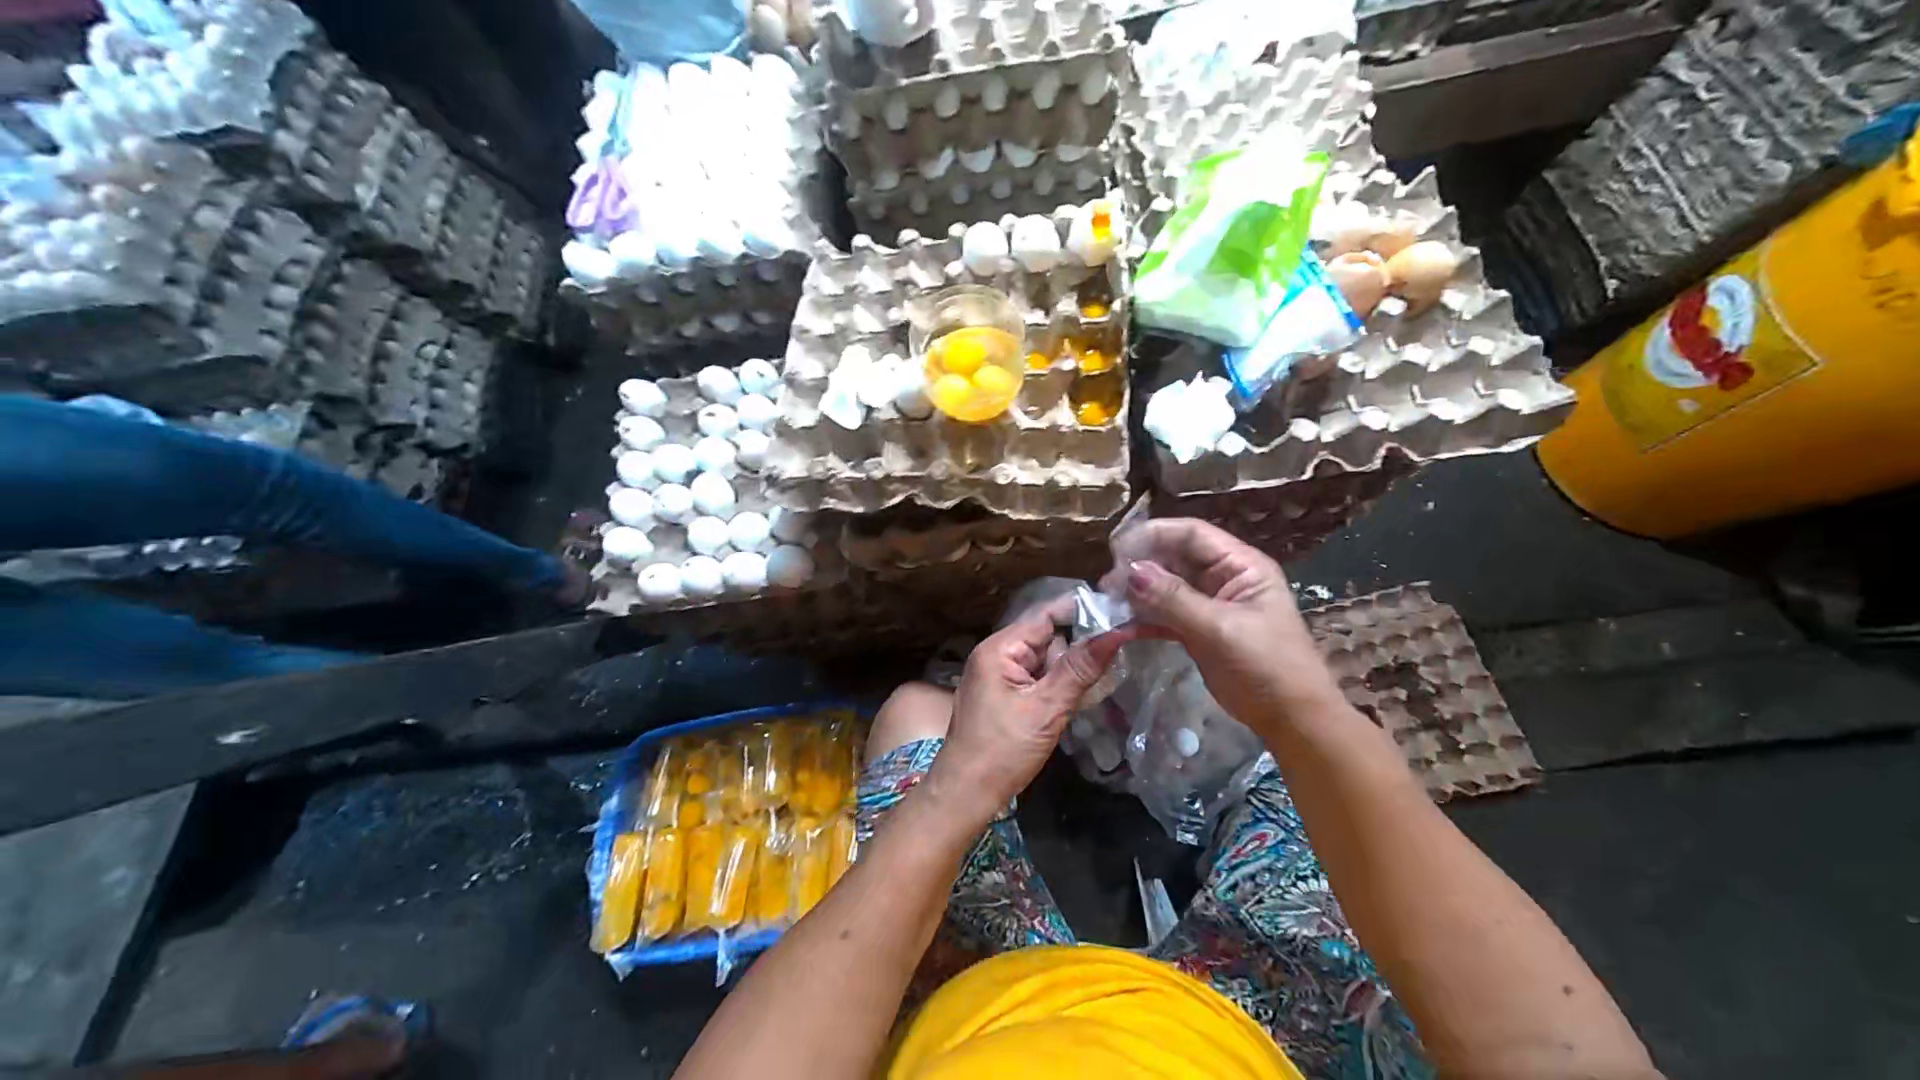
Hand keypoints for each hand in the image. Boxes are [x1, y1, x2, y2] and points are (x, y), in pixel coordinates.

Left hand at [923, 600, 1133, 828]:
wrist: (965, 793)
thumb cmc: (1003, 750)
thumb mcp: (1047, 708)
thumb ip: (1080, 669)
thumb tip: (1117, 631)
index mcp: (1000, 648)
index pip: (1047, 614)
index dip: (1083, 612)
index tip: (1122, 614)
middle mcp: (996, 654)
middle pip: (1047, 636)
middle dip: (1078, 648)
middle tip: (1118, 657)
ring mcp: (998, 675)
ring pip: (1045, 660)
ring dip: (1069, 670)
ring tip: (1100, 682)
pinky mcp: (1003, 696)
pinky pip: (1036, 679)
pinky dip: (1056, 686)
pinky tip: (1075, 699)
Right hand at [1105, 517, 1346, 732]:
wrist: (1291, 719)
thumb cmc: (1266, 666)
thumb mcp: (1220, 629)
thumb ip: (1174, 599)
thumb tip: (1130, 571)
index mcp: (1240, 565)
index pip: (1190, 534)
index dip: (1152, 535)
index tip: (1116, 552)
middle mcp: (1222, 577)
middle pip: (1173, 556)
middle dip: (1140, 566)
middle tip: (1107, 585)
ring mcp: (1209, 603)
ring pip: (1164, 585)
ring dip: (1137, 592)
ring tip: (1109, 604)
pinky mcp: (1197, 629)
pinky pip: (1164, 613)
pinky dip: (1143, 617)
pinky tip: (1121, 625)